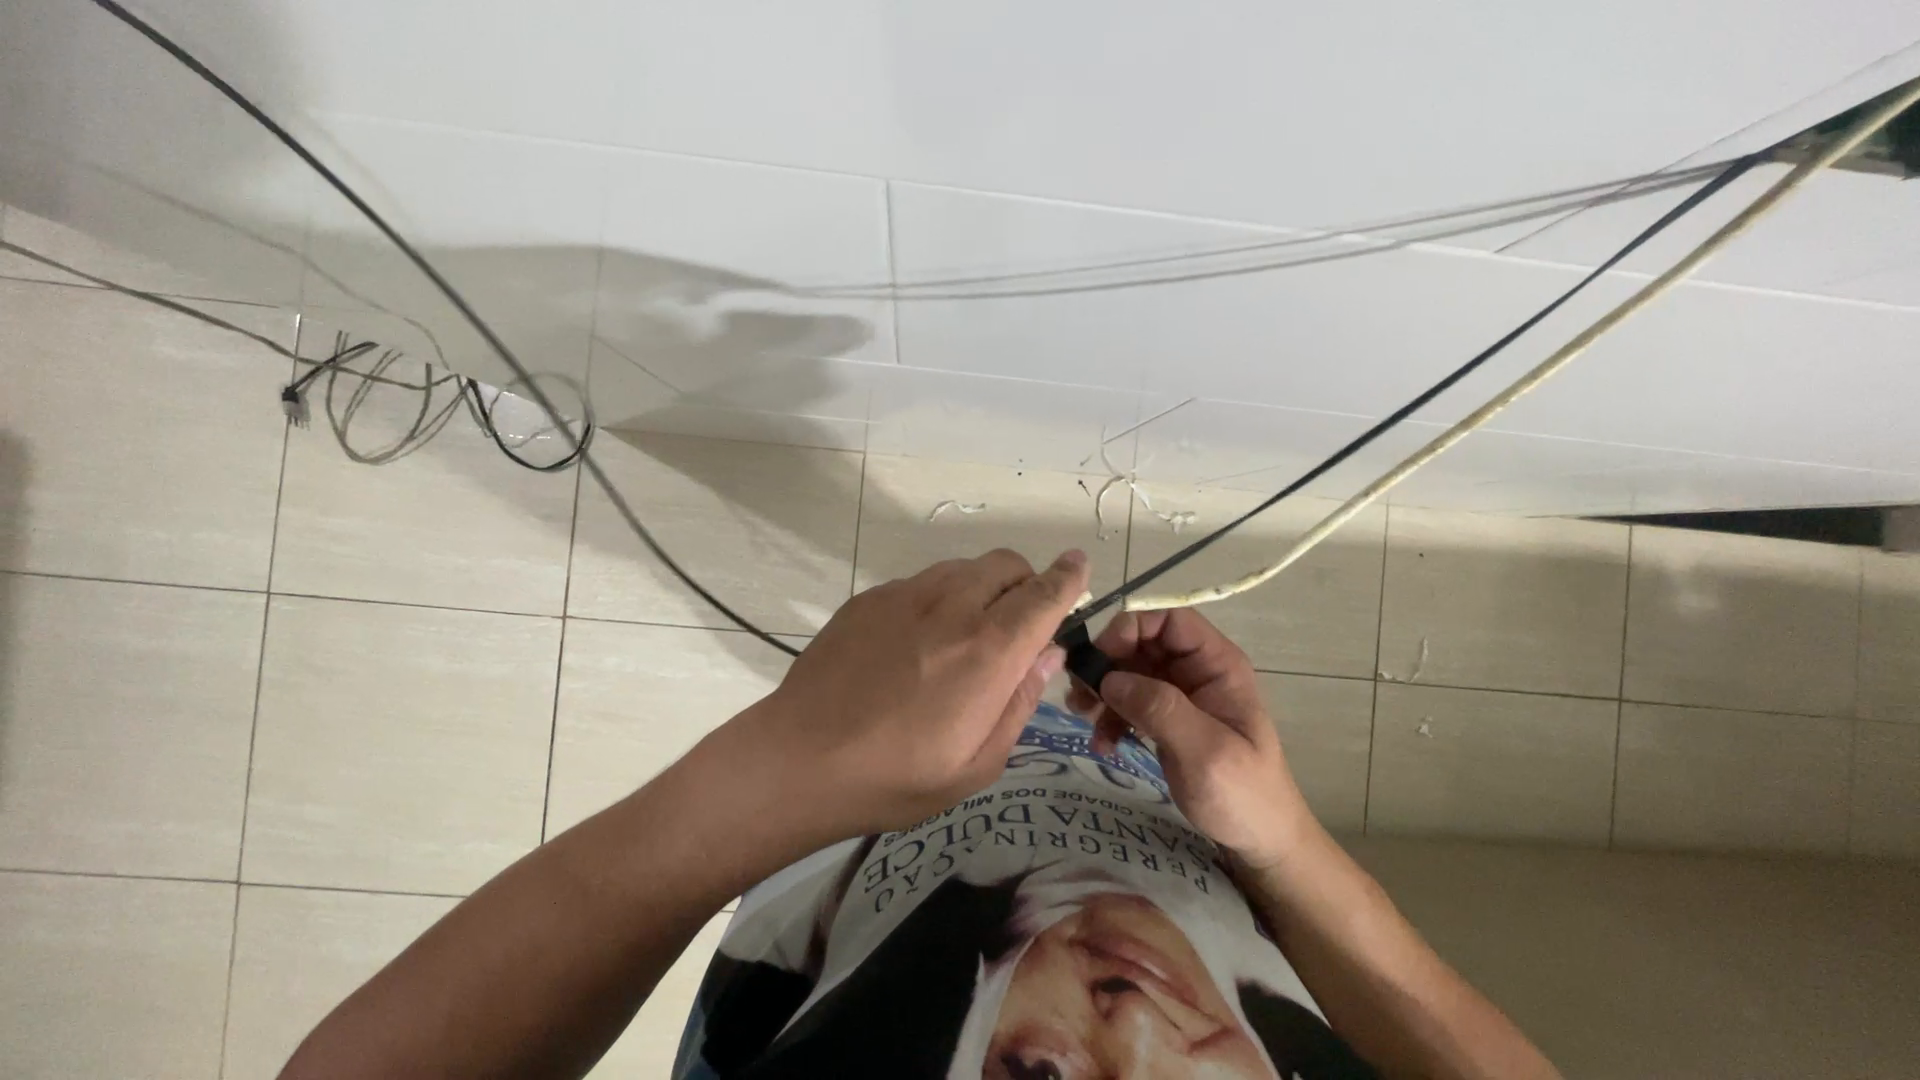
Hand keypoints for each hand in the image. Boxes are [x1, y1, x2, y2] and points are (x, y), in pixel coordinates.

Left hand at [738, 548, 1090, 840]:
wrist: (800, 758)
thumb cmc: (896, 777)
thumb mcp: (977, 764)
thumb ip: (1020, 702)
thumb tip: (1047, 655)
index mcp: (989, 650)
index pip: (1044, 594)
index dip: (1068, 577)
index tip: (1078, 567)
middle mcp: (953, 607)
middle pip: (1007, 565)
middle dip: (1027, 582)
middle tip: (1020, 622)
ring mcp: (905, 595)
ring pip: (963, 567)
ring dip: (982, 587)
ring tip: (967, 632)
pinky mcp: (869, 598)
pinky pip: (921, 582)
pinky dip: (939, 598)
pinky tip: (917, 641)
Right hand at [1066, 608, 1317, 870]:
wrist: (1259, 841)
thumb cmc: (1243, 795)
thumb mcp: (1205, 752)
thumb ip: (1160, 709)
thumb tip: (1110, 677)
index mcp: (1217, 664)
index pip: (1169, 618)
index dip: (1131, 628)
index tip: (1101, 659)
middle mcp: (1196, 671)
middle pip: (1141, 642)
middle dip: (1106, 662)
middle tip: (1080, 693)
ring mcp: (1180, 695)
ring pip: (1128, 671)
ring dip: (1102, 690)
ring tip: (1083, 716)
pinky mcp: (1164, 720)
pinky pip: (1127, 702)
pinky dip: (1109, 717)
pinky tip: (1104, 743)